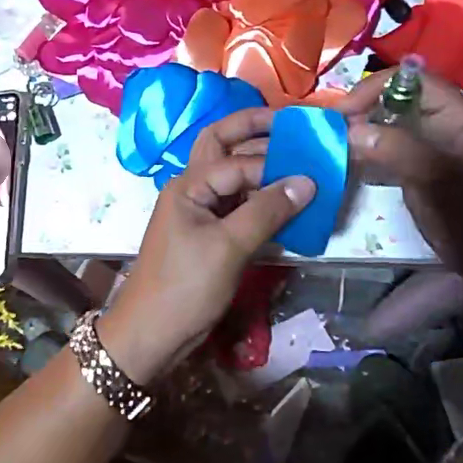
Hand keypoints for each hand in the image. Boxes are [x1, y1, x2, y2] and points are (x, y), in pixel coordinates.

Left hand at [99, 108, 312, 381]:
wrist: (150, 337)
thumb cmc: (184, 287)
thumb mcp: (228, 247)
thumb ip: (268, 211)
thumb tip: (308, 181)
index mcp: (189, 184)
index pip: (239, 161)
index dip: (275, 164)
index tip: (312, 168)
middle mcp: (193, 188)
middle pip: (224, 145)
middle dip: (255, 130)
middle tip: (292, 125)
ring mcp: (201, 210)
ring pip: (232, 172)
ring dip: (260, 162)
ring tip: (296, 157)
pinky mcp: (210, 232)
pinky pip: (238, 201)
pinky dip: (260, 194)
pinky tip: (285, 198)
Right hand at [335, 70, 462, 274]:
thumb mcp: (439, 182)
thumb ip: (397, 150)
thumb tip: (352, 130)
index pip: (415, 81)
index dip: (376, 88)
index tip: (343, 112)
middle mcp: (454, 128)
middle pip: (405, 102)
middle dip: (368, 110)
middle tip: (335, 131)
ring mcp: (445, 154)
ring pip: (400, 129)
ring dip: (370, 133)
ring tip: (339, 147)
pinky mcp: (435, 177)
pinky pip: (401, 154)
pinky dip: (378, 155)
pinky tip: (356, 166)